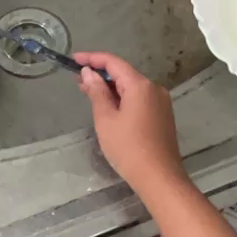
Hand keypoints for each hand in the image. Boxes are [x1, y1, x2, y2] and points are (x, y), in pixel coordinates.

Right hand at [73, 52, 185, 192]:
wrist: (159, 177)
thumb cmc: (128, 148)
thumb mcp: (106, 119)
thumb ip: (97, 92)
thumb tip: (89, 72)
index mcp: (140, 85)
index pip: (113, 62)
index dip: (92, 59)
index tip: (74, 59)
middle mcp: (154, 88)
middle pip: (124, 74)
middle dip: (101, 75)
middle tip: (77, 80)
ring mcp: (161, 102)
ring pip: (132, 87)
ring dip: (111, 88)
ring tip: (89, 92)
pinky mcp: (162, 115)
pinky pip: (139, 99)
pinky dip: (122, 98)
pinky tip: (109, 107)